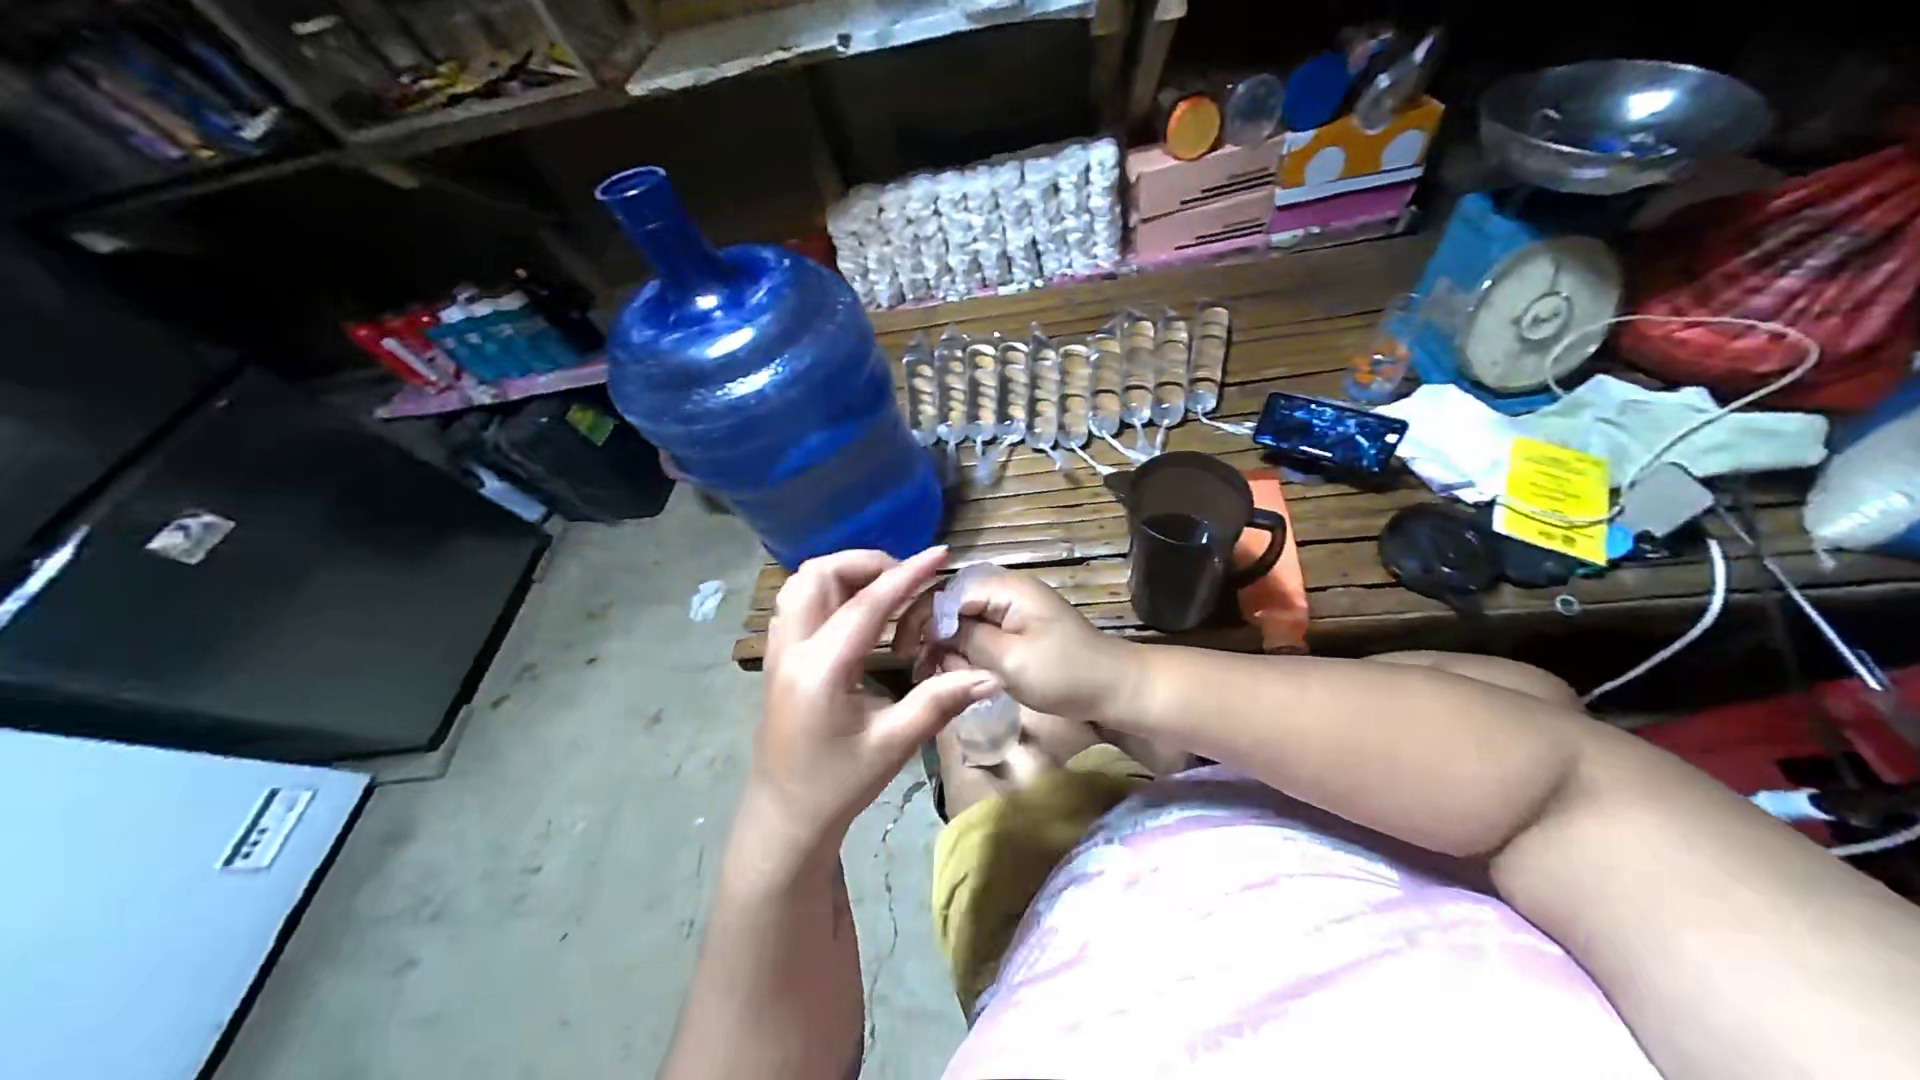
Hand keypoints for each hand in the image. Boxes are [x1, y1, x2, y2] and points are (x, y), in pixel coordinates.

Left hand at [753, 547, 999, 848]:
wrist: (785, 817)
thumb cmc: (838, 785)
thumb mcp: (893, 745)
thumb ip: (940, 703)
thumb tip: (991, 678)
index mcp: (822, 668)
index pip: (868, 603)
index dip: (908, 574)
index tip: (940, 554)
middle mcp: (792, 649)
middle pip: (820, 575)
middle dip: (867, 564)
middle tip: (907, 579)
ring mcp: (778, 652)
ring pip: (801, 584)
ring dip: (844, 573)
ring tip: (884, 589)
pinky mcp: (777, 659)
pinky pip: (796, 603)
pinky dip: (827, 590)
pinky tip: (856, 611)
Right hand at [893, 567, 1136, 721]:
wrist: (1116, 690)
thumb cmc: (1066, 673)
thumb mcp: (1011, 660)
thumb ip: (967, 639)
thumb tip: (933, 629)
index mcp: (1006, 589)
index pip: (947, 590)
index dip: (921, 617)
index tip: (904, 650)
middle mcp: (1006, 592)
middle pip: (952, 603)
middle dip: (932, 633)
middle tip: (918, 667)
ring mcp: (1013, 611)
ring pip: (964, 621)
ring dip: (947, 647)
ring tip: (936, 675)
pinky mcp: (1018, 631)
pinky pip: (981, 634)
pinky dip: (966, 653)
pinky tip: (959, 674)